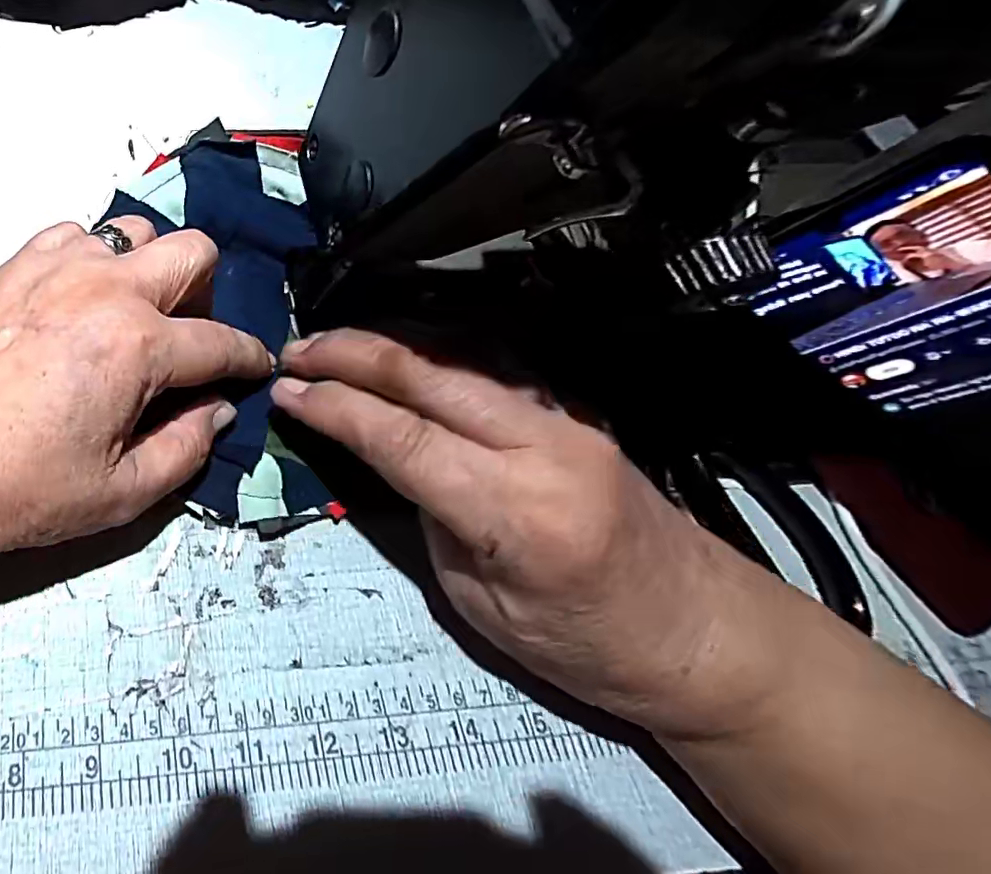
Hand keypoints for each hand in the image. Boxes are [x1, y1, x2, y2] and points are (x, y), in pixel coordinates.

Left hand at [0, 217, 273, 570]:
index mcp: (139, 345)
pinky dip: (94, 260)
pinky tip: (78, 302)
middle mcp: (107, 288)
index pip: (221, 341)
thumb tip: (216, 409)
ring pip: (136, 232)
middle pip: (193, 251)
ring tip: (129, 317)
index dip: (249, 357)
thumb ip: (186, 448)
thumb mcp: (119, 493)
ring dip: (148, 272)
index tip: (255, 366)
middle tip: (185, 338)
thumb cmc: (15, 488)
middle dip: (207, 292)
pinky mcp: (16, 264)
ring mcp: (58, 267)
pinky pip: (78, 235)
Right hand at [273, 329, 797, 740]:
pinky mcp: (572, 412)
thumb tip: (399, 458)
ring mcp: (563, 418)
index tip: (288, 390)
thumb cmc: (587, 646)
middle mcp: (542, 444)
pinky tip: (400, 354)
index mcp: (515, 510)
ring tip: (334, 345)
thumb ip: (435, 518)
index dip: (335, 407)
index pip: (402, 436)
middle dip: (352, 353)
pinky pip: (487, 370)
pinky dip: (430, 355)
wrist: (702, 632)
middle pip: (427, 374)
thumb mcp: (481, 604)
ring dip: (388, 344)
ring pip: (458, 357)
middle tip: (298, 350)